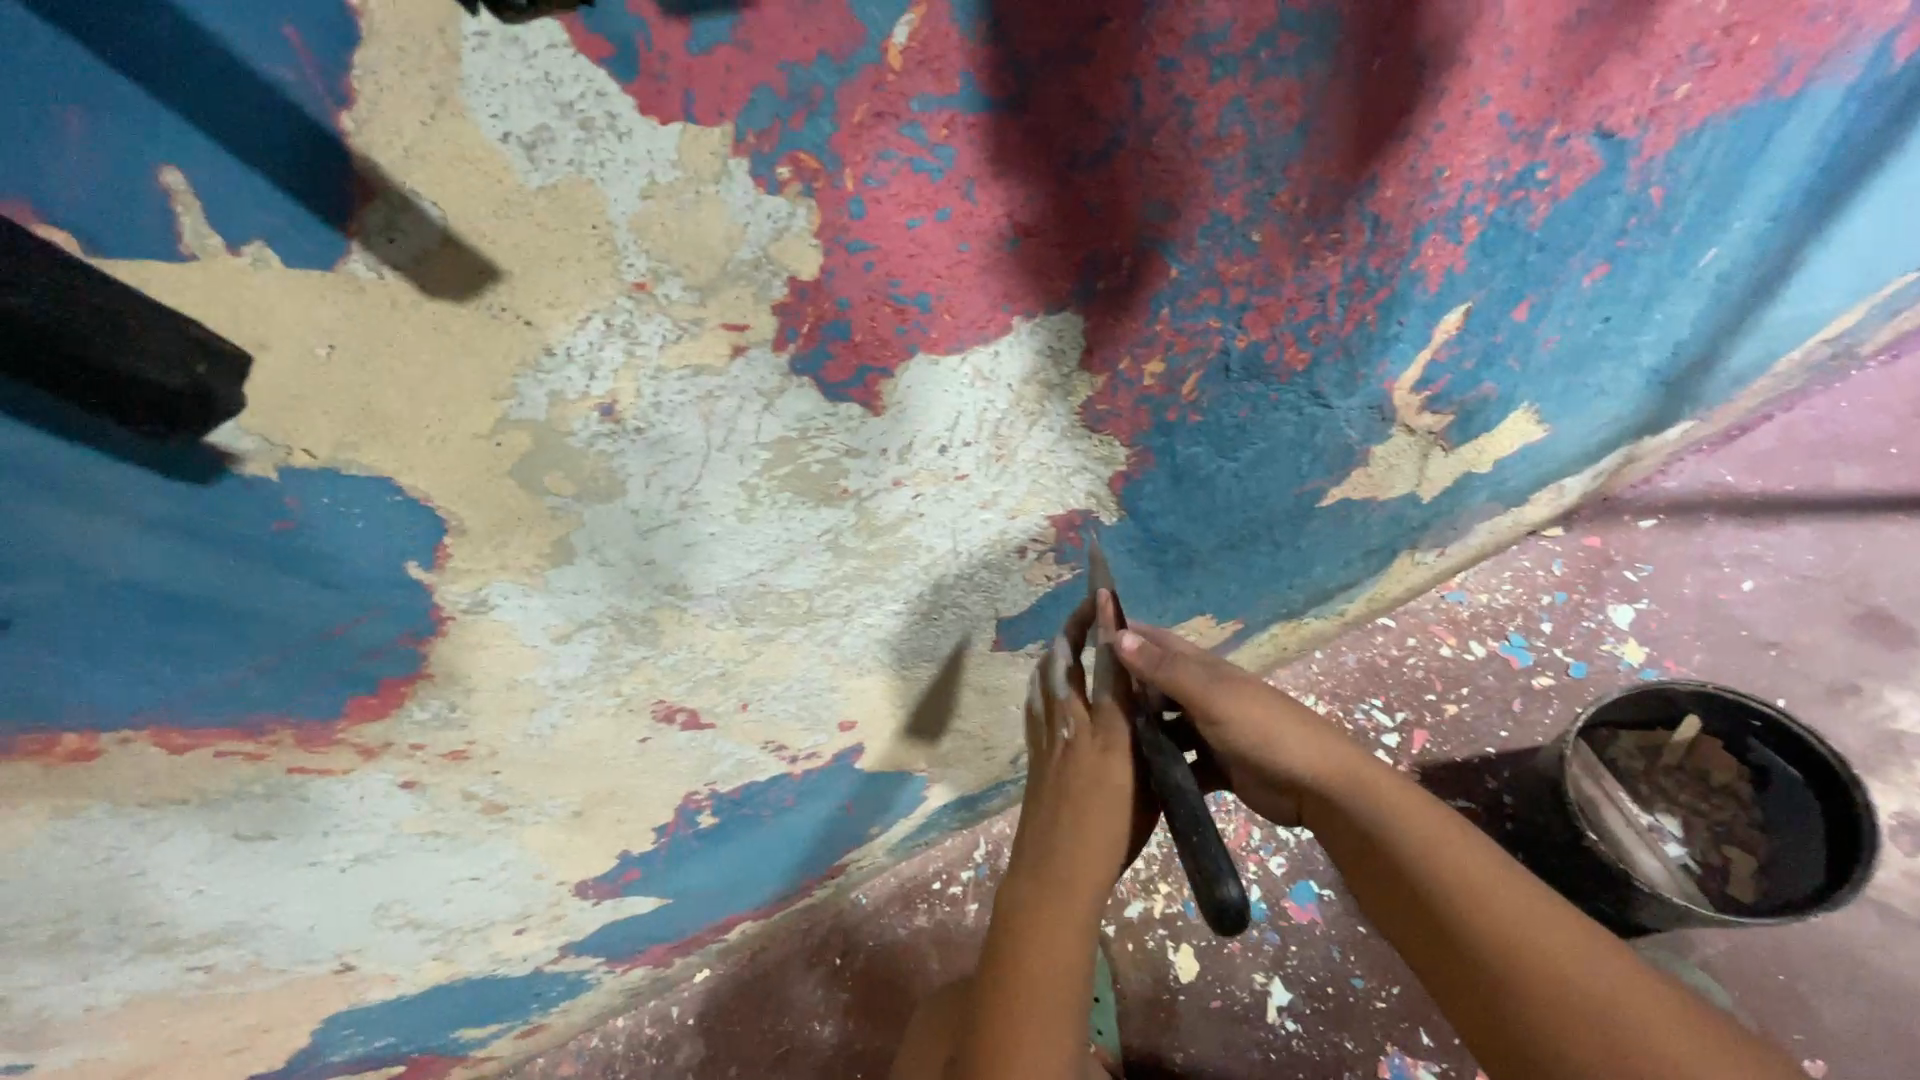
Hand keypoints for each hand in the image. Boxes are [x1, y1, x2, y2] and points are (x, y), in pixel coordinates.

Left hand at [1005, 592, 1150, 908]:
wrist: (1054, 873)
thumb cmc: (1113, 841)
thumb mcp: (1149, 794)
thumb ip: (1149, 751)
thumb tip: (1151, 722)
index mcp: (1109, 736)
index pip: (1109, 669)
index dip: (1108, 629)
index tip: (1107, 597)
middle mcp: (1074, 725)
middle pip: (1066, 662)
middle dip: (1075, 627)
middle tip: (1089, 604)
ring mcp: (1047, 737)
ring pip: (1044, 678)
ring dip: (1056, 648)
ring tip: (1069, 633)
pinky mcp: (1032, 752)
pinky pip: (1035, 701)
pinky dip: (1043, 679)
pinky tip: (1048, 679)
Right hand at [1109, 621, 1371, 829]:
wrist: (1318, 786)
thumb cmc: (1263, 730)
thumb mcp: (1210, 696)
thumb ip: (1163, 669)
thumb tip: (1117, 634)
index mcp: (1203, 669)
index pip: (1156, 641)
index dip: (1124, 633)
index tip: (1083, 633)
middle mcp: (1203, 694)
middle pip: (1154, 684)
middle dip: (1122, 686)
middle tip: (1080, 698)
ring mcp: (1209, 730)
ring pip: (1162, 724)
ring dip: (1137, 730)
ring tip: (1098, 741)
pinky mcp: (1215, 765)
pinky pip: (1178, 762)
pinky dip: (1159, 767)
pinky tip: (1132, 778)